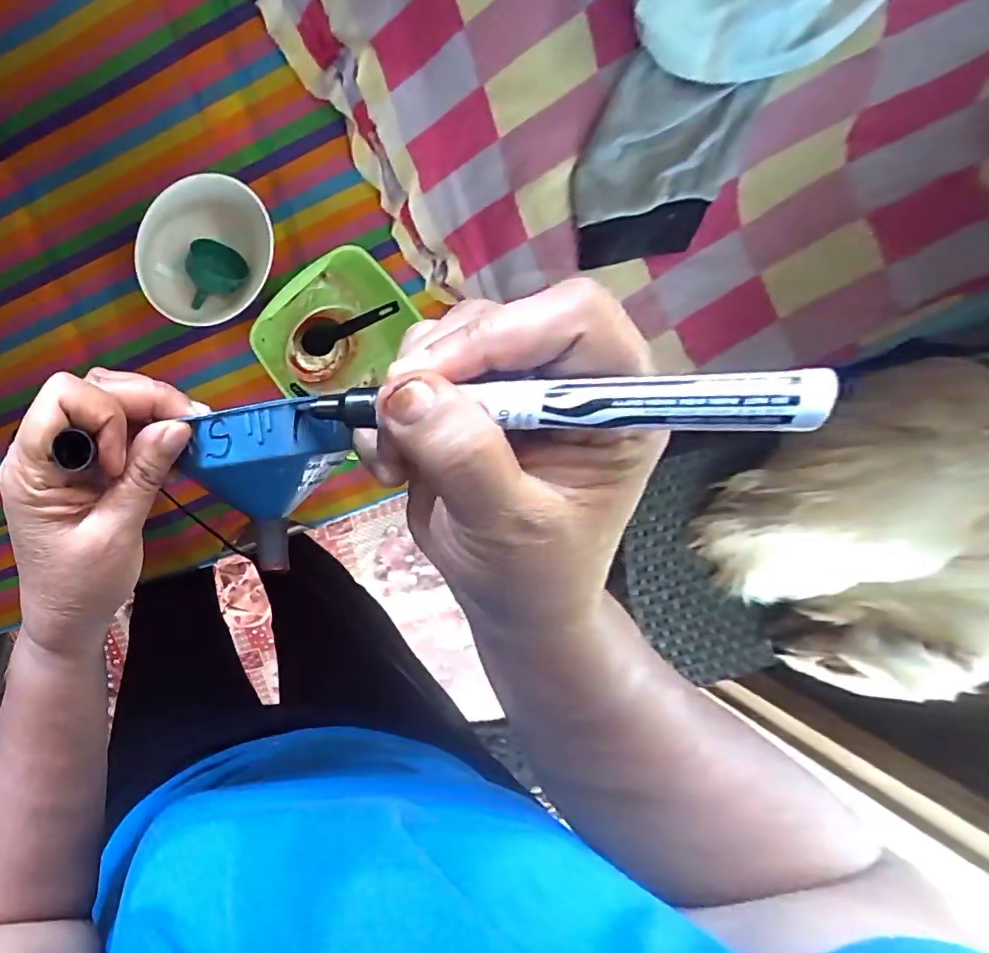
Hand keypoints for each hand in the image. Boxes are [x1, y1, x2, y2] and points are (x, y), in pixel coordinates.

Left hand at [0, 370, 200, 657]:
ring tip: (184, 433)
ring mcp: (58, 458)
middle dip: (141, 401)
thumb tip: (178, 425)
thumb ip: (143, 477)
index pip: (60, 396)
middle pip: (88, 391)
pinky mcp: (78, 467)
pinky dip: (143, 432)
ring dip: (147, 411)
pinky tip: (170, 448)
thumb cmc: (81, 589)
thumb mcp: (116, 534)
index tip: (123, 462)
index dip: (103, 413)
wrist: (66, 622)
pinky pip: (111, 431)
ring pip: (103, 403)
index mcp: (29, 468)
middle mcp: (37, 452)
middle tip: (188, 425)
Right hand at [356, 279, 670, 628]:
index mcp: (609, 400)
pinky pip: (401, 385)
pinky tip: (390, 468)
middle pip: (489, 321)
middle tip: (396, 424)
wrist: (503, 599)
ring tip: (396, 461)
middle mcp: (555, 381)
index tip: (428, 383)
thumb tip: (404, 393)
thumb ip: (465, 457)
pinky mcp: (450, 409)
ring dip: (397, 398)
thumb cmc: (530, 570)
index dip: (497, 335)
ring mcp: (498, 392)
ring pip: (436, 345)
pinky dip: (379, 423)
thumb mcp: (507, 522)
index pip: (569, 319)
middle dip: (431, 369)